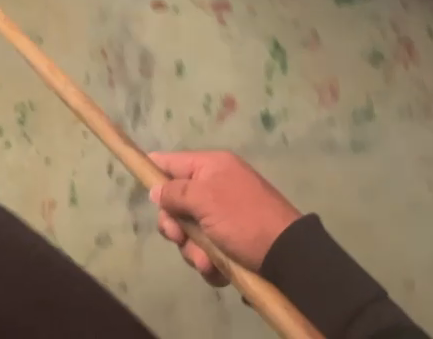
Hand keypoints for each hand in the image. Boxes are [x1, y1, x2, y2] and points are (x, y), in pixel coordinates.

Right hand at [149, 151, 301, 286]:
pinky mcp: (231, 242)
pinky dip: (208, 261)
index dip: (153, 173)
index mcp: (211, 167)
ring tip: (206, 262)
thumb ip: (175, 192)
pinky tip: (216, 270)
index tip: (143, 192)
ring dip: (192, 249)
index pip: (171, 162)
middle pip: (176, 202)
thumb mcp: (205, 199)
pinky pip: (206, 249)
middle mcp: (215, 187)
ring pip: (190, 231)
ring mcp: (223, 216)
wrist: (289, 256)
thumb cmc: (243, 219)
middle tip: (178, 237)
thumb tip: (155, 190)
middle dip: (175, 225)